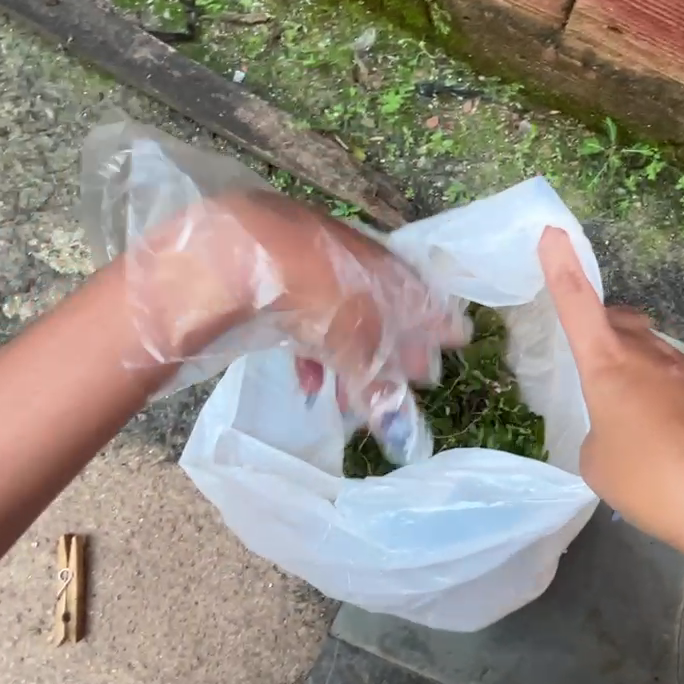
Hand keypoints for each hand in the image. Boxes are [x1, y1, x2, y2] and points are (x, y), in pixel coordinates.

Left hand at [130, 190, 460, 409]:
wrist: (230, 256)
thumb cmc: (308, 295)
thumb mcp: (349, 342)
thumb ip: (377, 380)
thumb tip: (401, 427)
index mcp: (379, 264)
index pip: (418, 295)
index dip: (435, 325)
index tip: (453, 346)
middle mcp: (350, 258)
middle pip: (381, 308)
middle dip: (394, 350)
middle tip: (406, 381)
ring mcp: (308, 264)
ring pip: (341, 316)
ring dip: (352, 359)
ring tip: (351, 398)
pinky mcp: (271, 276)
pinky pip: (303, 317)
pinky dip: (313, 351)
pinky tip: (309, 383)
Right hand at [538, 227, 683, 549]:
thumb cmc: (652, 478)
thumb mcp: (599, 464)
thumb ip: (600, 435)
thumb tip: (619, 430)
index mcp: (608, 363)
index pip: (577, 302)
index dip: (561, 267)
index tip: (553, 232)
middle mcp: (649, 355)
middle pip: (620, 323)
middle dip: (603, 329)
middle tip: (593, 361)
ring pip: (652, 353)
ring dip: (636, 371)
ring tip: (633, 421)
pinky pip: (679, 384)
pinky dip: (665, 400)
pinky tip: (670, 443)